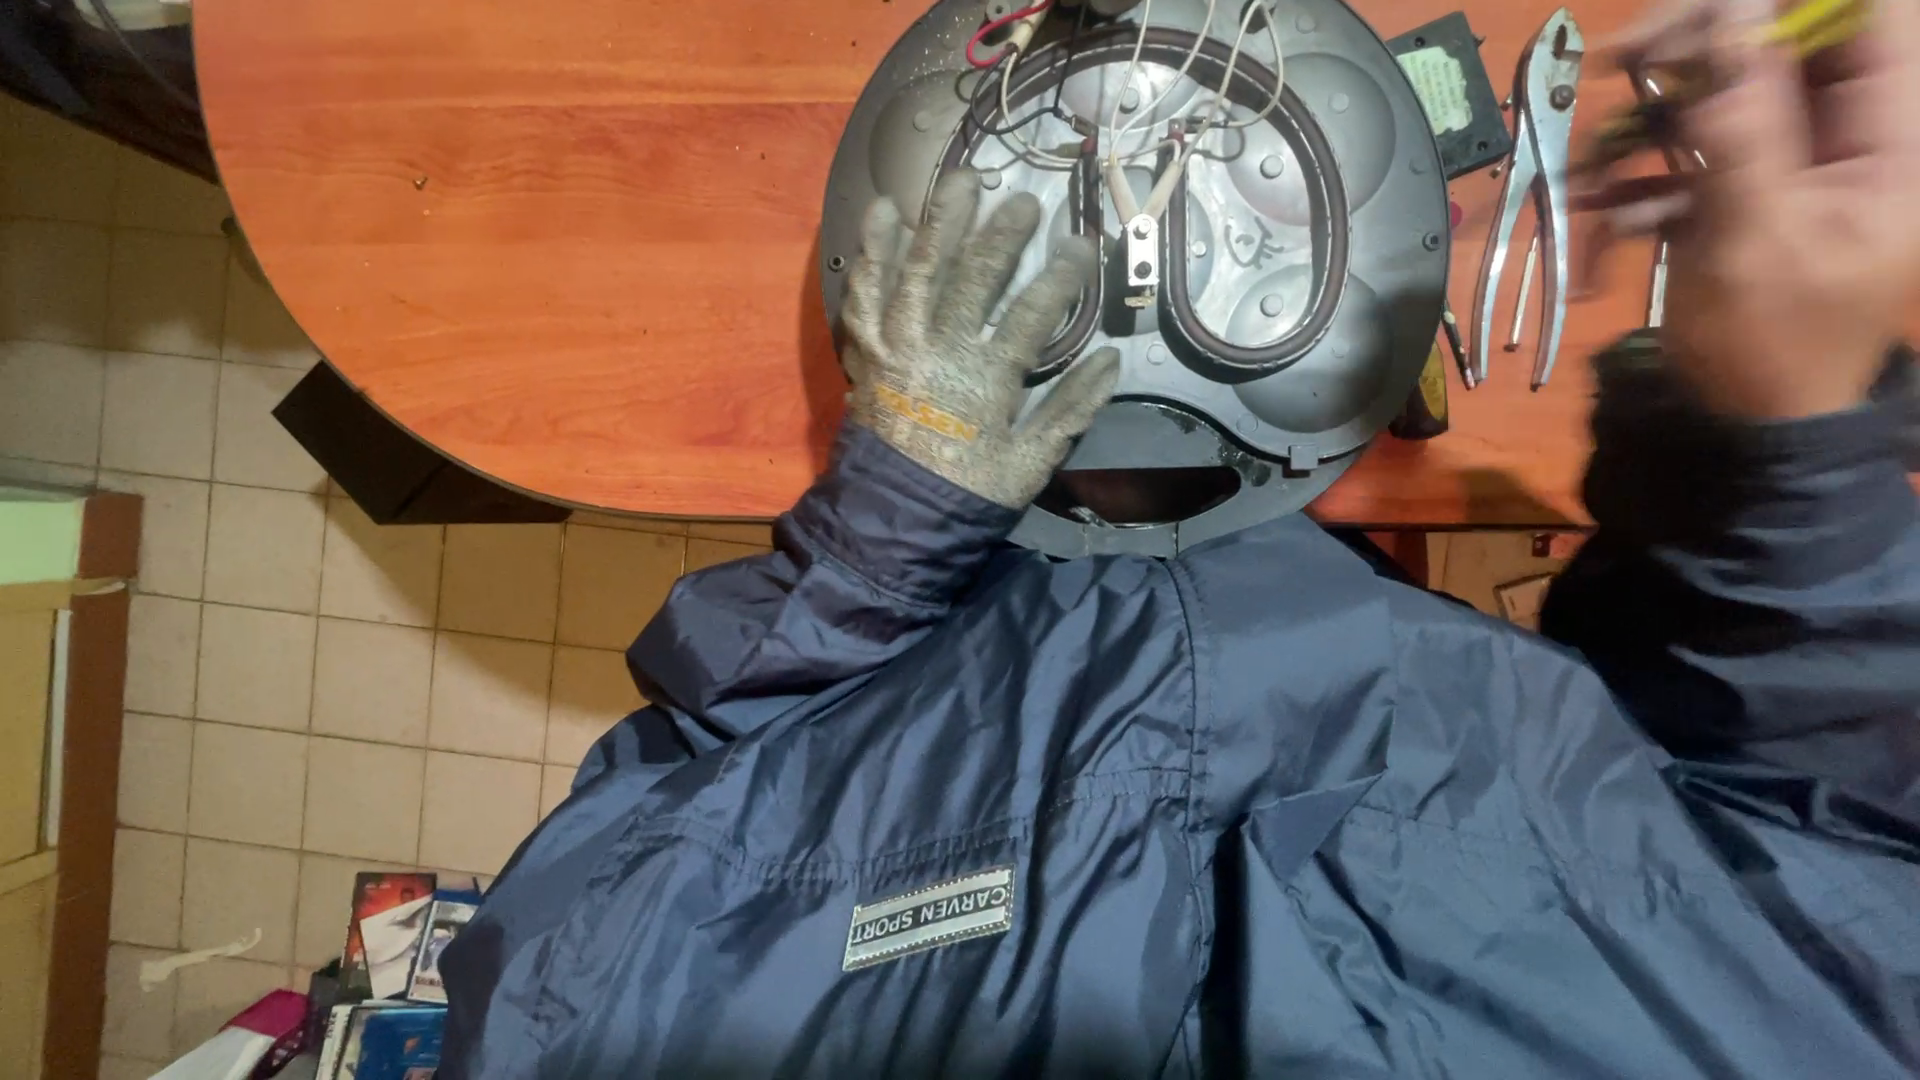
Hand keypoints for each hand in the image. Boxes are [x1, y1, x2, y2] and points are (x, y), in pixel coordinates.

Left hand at [843, 170, 1120, 508]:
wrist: (896, 516)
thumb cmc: (968, 491)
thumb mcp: (1029, 464)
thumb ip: (1069, 411)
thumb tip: (1110, 361)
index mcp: (987, 380)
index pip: (1034, 314)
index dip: (1063, 276)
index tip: (1082, 247)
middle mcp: (940, 351)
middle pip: (975, 279)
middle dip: (1003, 236)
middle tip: (1023, 204)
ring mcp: (897, 346)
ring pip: (919, 272)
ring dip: (942, 223)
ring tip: (962, 181)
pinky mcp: (866, 351)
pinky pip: (865, 293)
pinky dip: (872, 251)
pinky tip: (882, 210)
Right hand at [1577, 0, 1919, 418]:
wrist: (1752, 414)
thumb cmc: (1770, 338)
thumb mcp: (1757, 236)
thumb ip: (1747, 133)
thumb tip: (1729, 29)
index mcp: (1885, 136)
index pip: (1863, 22)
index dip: (1777, 6)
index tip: (1689, 22)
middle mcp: (1839, 140)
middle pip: (1778, 57)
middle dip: (1698, 59)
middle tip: (1623, 62)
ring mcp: (1781, 174)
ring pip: (1719, 114)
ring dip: (1648, 136)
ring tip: (1590, 175)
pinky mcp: (1732, 207)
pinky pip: (1684, 172)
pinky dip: (1637, 188)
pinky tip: (1601, 215)